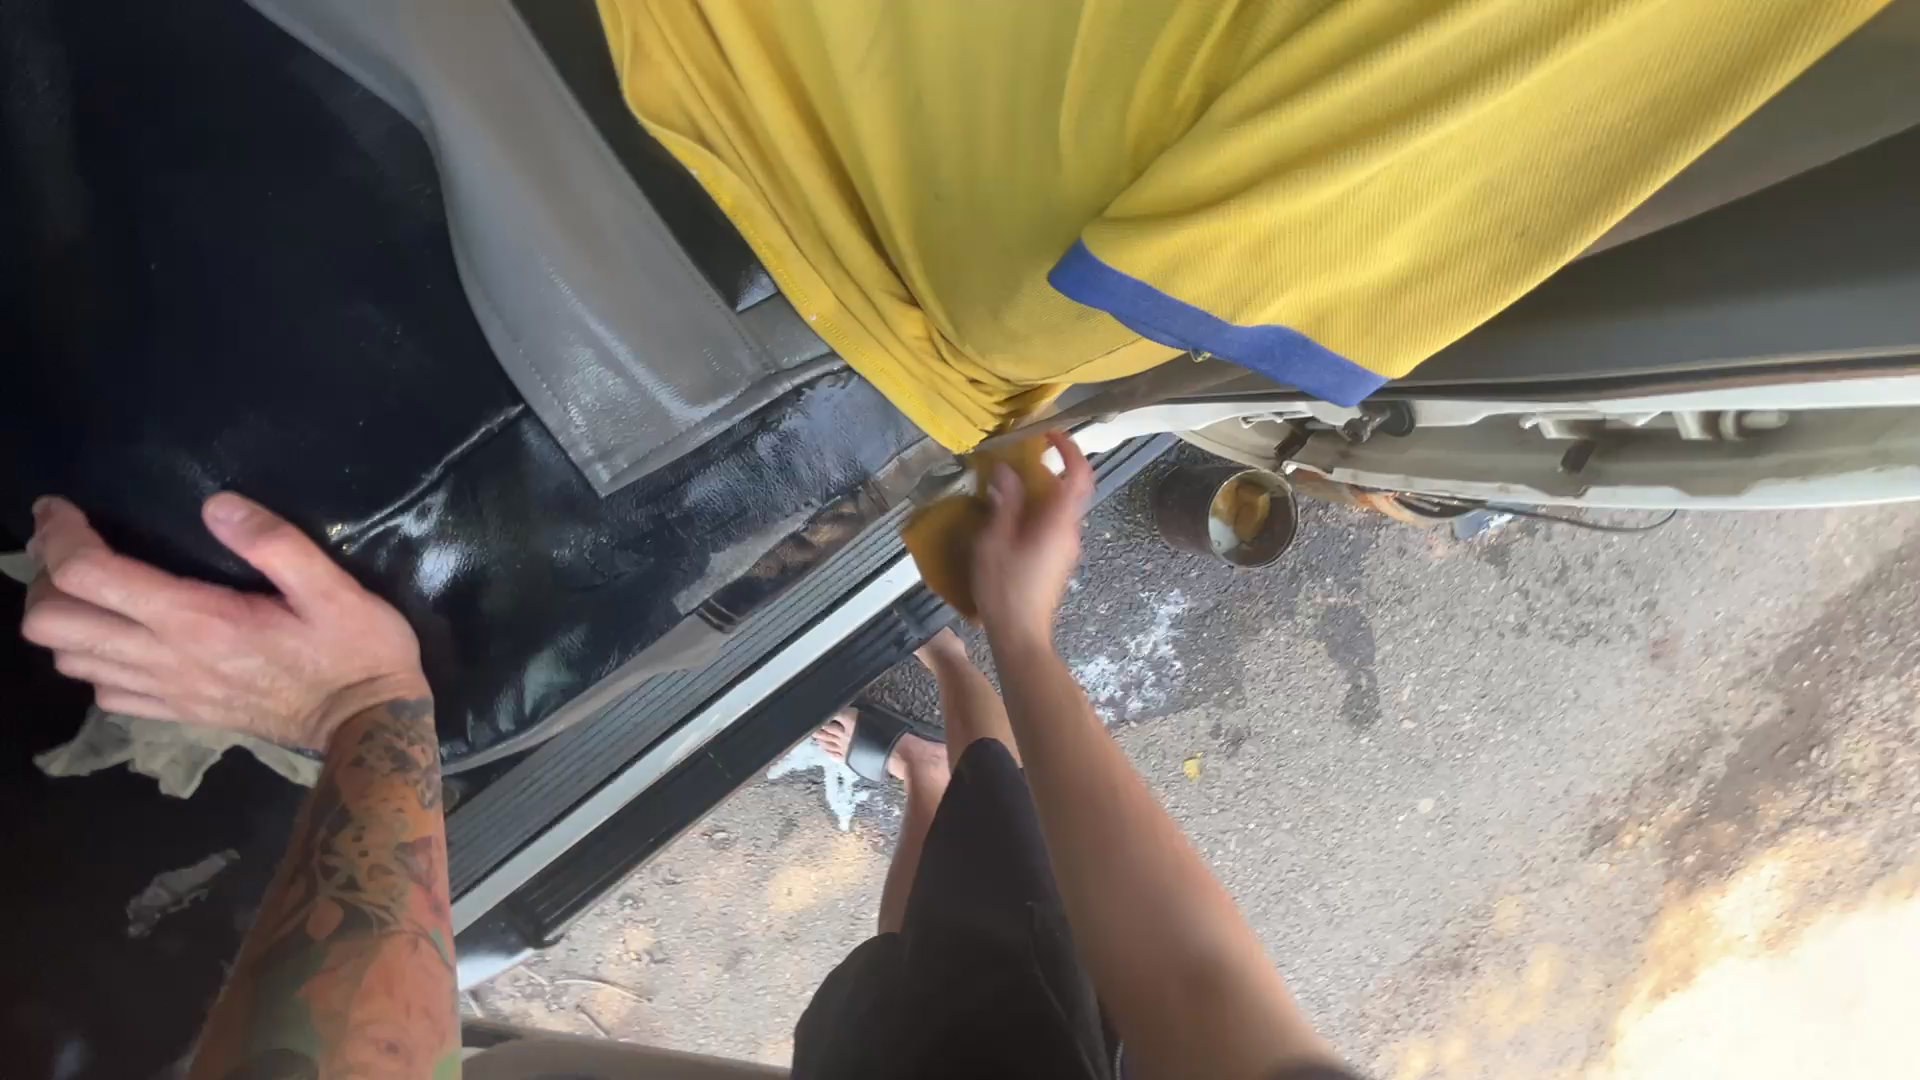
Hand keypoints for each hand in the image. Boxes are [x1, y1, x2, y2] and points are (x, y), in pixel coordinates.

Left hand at [20, 494, 428, 749]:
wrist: (367, 719)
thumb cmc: (358, 650)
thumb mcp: (337, 591)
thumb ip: (279, 546)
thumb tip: (218, 504)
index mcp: (198, 620)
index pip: (87, 575)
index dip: (61, 536)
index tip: (63, 509)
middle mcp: (165, 656)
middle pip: (50, 622)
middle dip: (49, 579)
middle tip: (82, 554)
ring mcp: (168, 690)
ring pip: (66, 658)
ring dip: (68, 621)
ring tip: (99, 595)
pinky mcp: (180, 712)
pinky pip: (103, 691)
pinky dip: (97, 662)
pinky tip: (129, 646)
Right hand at [970, 430, 1093, 644]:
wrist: (1020, 635)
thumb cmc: (1005, 589)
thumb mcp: (995, 542)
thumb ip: (1004, 504)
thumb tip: (1007, 472)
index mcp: (1058, 522)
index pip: (1079, 474)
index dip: (1070, 448)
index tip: (1049, 434)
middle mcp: (1071, 532)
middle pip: (1074, 488)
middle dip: (1053, 466)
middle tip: (1024, 457)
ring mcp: (1067, 547)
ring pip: (1063, 507)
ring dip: (1043, 489)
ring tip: (1011, 484)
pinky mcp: (1059, 559)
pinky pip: (1056, 522)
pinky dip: (1041, 508)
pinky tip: (1013, 516)